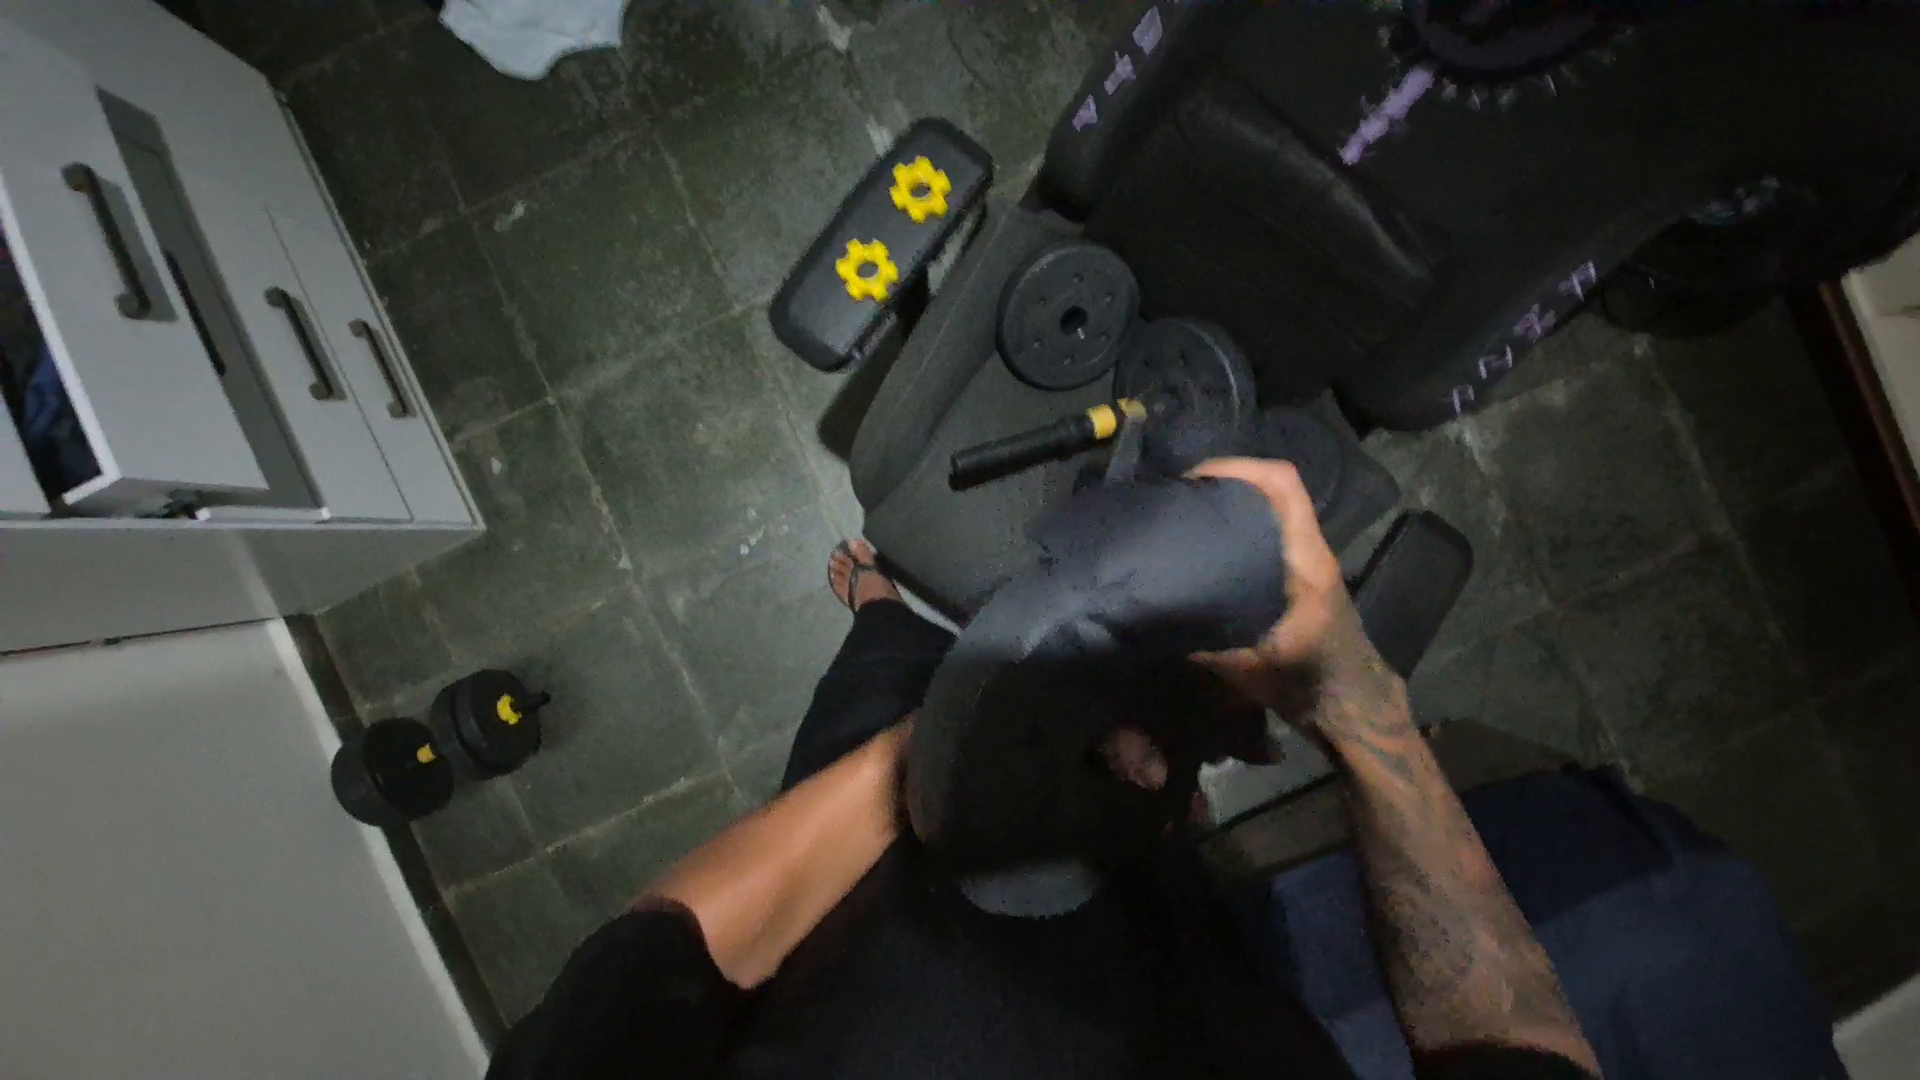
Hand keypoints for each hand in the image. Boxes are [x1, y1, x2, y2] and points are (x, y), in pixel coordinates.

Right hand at [1187, 458, 1411, 745]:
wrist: (1353, 708)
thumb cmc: (1309, 684)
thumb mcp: (1249, 668)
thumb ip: (1203, 643)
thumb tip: (1149, 620)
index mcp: (1305, 559)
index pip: (1282, 485)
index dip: (1238, 468)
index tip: (1192, 480)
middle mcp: (1309, 549)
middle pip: (1271, 489)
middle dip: (1224, 482)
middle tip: (1177, 499)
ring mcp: (1307, 559)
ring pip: (1269, 509)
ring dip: (1230, 504)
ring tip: (1185, 518)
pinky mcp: (1299, 574)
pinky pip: (1267, 533)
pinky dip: (1236, 528)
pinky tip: (1204, 550)